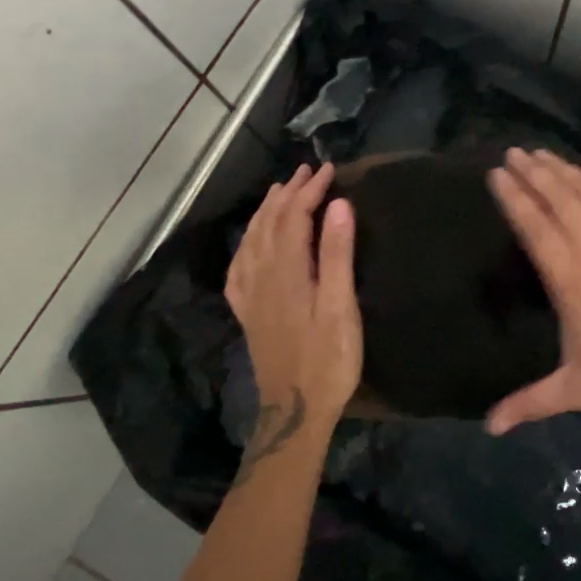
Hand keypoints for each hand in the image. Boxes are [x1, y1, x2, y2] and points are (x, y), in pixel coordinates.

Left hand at [225, 164, 362, 423]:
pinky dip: (247, 243)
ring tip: (279, 192)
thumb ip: (337, 254)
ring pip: (251, 240)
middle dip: (288, 193)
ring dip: (266, 211)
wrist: (295, 410)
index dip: (310, 189)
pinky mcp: (247, 313)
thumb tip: (338, 204)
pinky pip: (239, 266)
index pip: (294, 216)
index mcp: (287, 270)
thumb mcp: (341, 306)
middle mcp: (261, 275)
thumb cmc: (328, 359)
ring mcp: (249, 295)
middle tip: (307, 171)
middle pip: (270, 222)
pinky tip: (251, 243)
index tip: (329, 170)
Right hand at [485, 149, 580, 433]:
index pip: (533, 227)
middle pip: (557, 198)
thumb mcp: (579, 390)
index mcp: (570, 280)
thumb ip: (531, 402)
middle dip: (532, 172)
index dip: (513, 198)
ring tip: (541, 152)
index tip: (496, 174)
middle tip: (512, 152)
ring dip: (563, 168)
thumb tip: (489, 426)